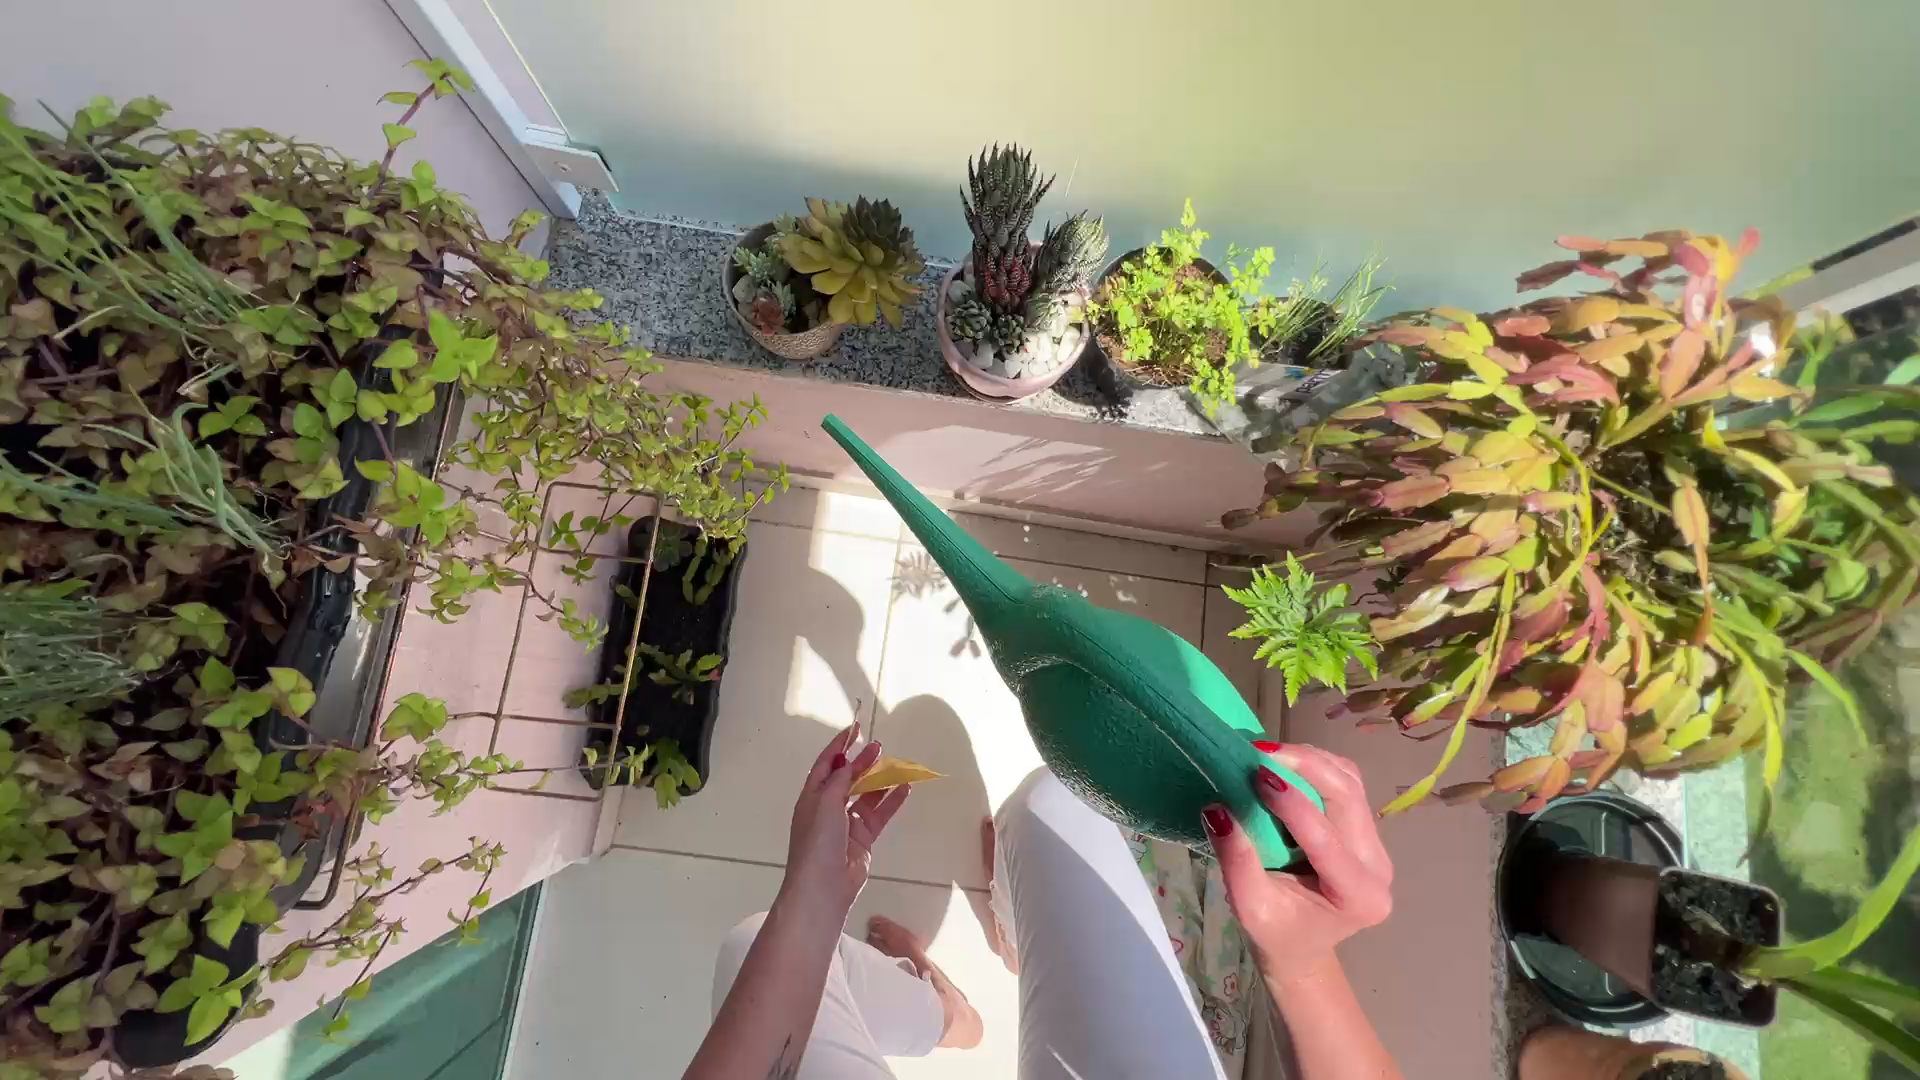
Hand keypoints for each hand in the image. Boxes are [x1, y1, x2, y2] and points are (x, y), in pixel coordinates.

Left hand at [779, 722, 910, 919]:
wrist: (823, 887)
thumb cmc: (818, 840)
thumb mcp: (826, 802)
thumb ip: (841, 779)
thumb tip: (850, 760)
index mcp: (812, 797)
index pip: (825, 764)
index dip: (839, 745)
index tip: (855, 728)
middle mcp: (828, 808)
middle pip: (848, 778)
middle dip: (863, 762)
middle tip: (880, 747)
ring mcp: (846, 824)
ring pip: (866, 795)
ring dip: (879, 780)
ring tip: (895, 764)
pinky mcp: (862, 839)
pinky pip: (879, 814)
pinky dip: (891, 801)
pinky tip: (904, 788)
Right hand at [1203, 743, 1392, 985]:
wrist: (1302, 946)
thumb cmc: (1276, 932)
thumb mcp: (1249, 906)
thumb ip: (1236, 860)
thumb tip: (1216, 809)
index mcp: (1358, 895)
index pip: (1326, 838)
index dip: (1292, 803)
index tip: (1254, 775)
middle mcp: (1377, 866)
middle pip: (1348, 796)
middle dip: (1306, 766)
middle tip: (1261, 751)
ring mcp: (1375, 843)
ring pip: (1350, 781)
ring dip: (1311, 760)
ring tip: (1269, 753)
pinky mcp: (1362, 827)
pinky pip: (1346, 782)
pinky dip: (1316, 765)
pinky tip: (1285, 765)